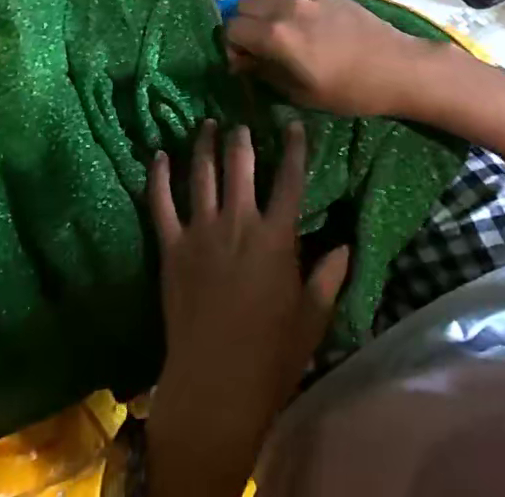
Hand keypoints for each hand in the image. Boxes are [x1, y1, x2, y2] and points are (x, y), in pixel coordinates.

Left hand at [145, 120, 348, 496]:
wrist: (214, 386)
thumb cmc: (272, 355)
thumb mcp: (313, 317)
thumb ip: (329, 276)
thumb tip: (345, 245)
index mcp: (276, 237)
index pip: (290, 180)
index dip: (295, 148)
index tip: (294, 125)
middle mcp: (239, 224)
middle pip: (242, 166)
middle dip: (243, 138)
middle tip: (242, 119)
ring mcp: (201, 233)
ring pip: (202, 175)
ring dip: (205, 145)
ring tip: (206, 123)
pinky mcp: (171, 249)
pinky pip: (161, 204)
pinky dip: (159, 177)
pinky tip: (159, 155)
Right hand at [226, 0, 452, 117]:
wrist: (397, 67)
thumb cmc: (349, 90)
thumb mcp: (301, 93)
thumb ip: (264, 72)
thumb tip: (243, 61)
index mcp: (277, 34)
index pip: (232, 29)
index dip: (233, 48)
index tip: (245, 64)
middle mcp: (287, 6)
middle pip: (244, 5)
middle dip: (244, 25)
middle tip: (260, 48)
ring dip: (263, 12)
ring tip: (280, 34)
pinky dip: (285, 5)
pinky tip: (304, 25)